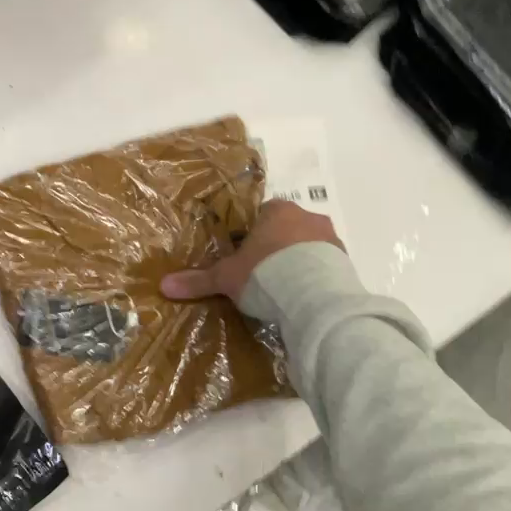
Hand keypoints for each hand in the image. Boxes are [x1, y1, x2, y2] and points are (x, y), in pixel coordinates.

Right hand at [160, 199, 342, 301]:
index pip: (262, 215)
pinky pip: (325, 268)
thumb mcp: (226, 278)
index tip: (242, 256)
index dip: (250, 235)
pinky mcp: (347, 263)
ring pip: (308, 248)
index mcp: (276, 211)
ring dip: (297, 264)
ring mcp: (331, 240)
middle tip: (259, 275)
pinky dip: (314, 280)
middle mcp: (307, 217)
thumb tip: (164, 285)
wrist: (314, 296)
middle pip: (286, 230)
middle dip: (274, 249)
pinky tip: (301, 299)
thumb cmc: (265, 274)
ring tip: (281, 292)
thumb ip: (198, 280)